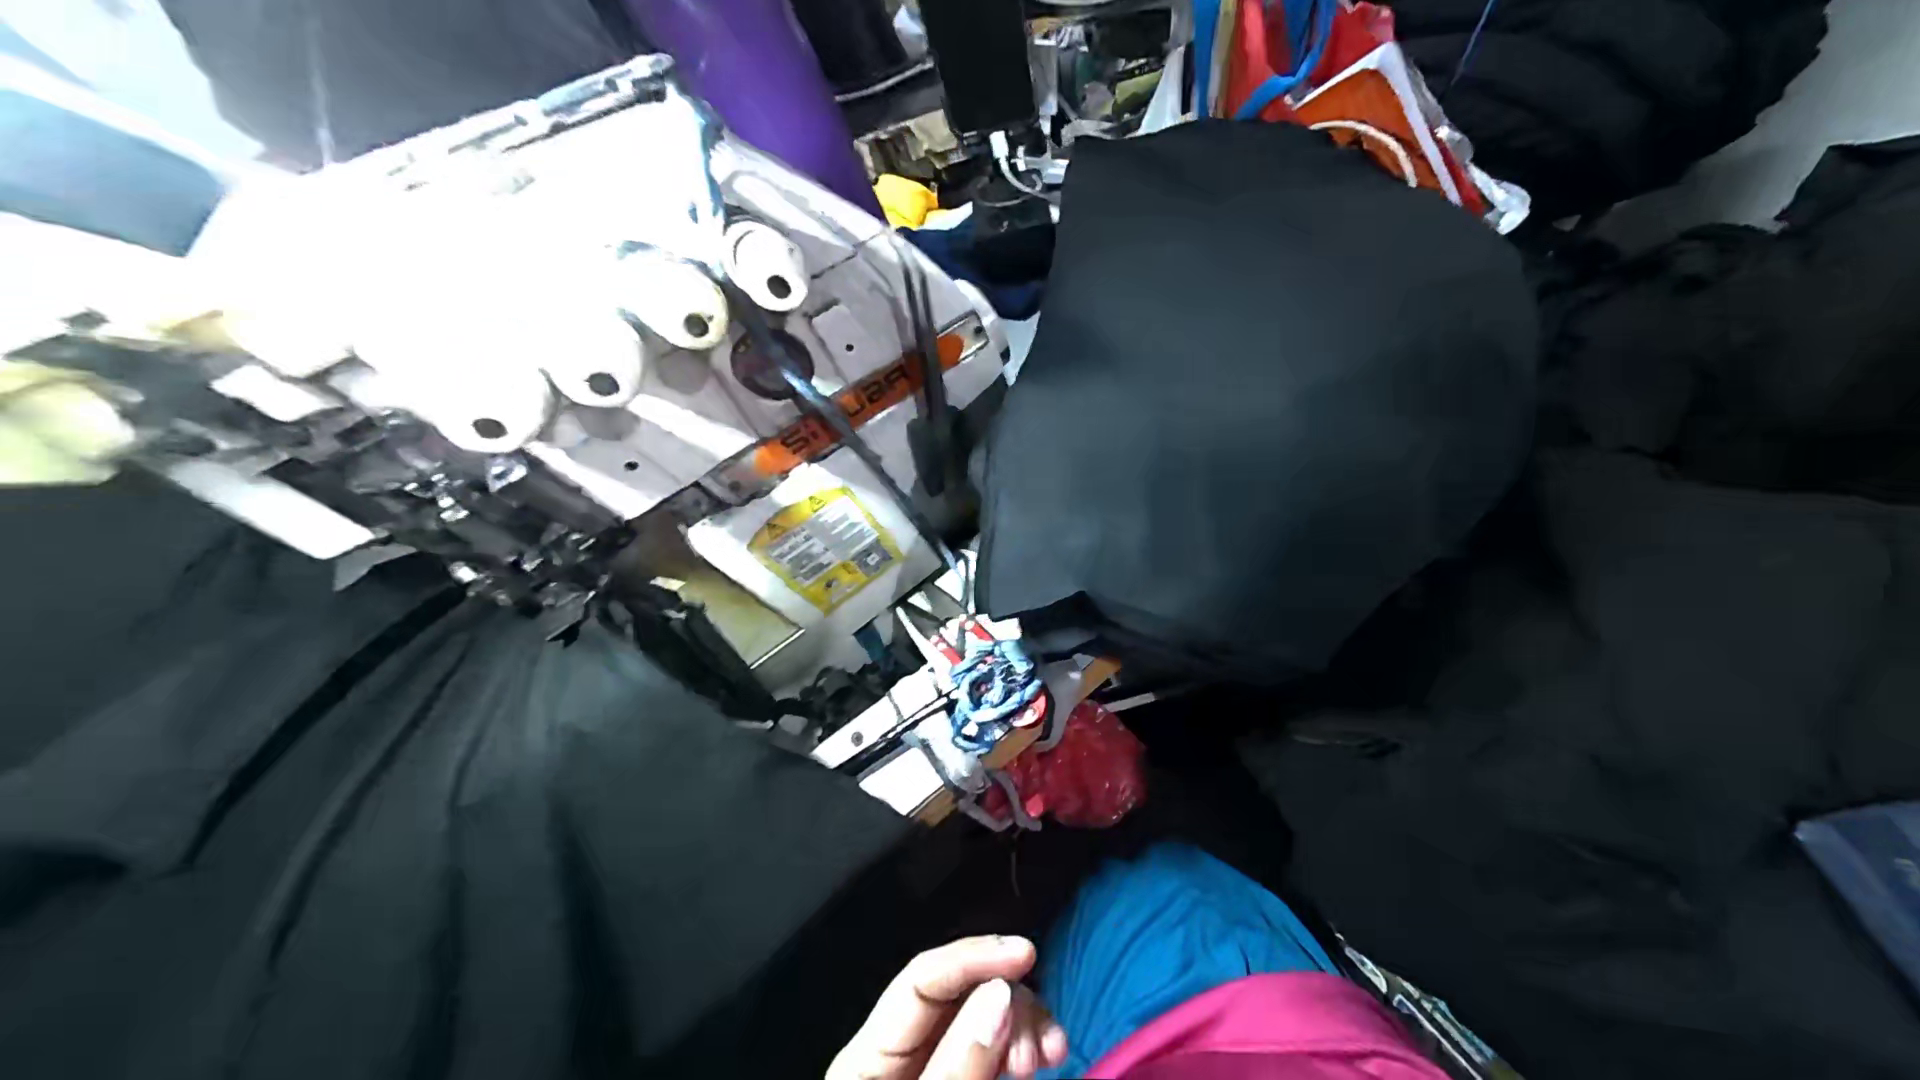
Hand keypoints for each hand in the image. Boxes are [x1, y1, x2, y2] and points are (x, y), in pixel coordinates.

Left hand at [827, 935, 1068, 1079]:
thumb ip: (960, 1066)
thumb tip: (1002, 990)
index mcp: (870, 1056)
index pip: (921, 978)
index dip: (974, 956)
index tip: (1027, 953)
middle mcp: (901, 1048)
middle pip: (959, 992)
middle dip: (1009, 1000)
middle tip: (1044, 1048)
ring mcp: (931, 1063)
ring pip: (984, 1014)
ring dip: (1024, 1022)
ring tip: (1051, 1055)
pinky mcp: (958, 1076)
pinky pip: (992, 1046)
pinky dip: (1021, 1043)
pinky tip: (1045, 1055)